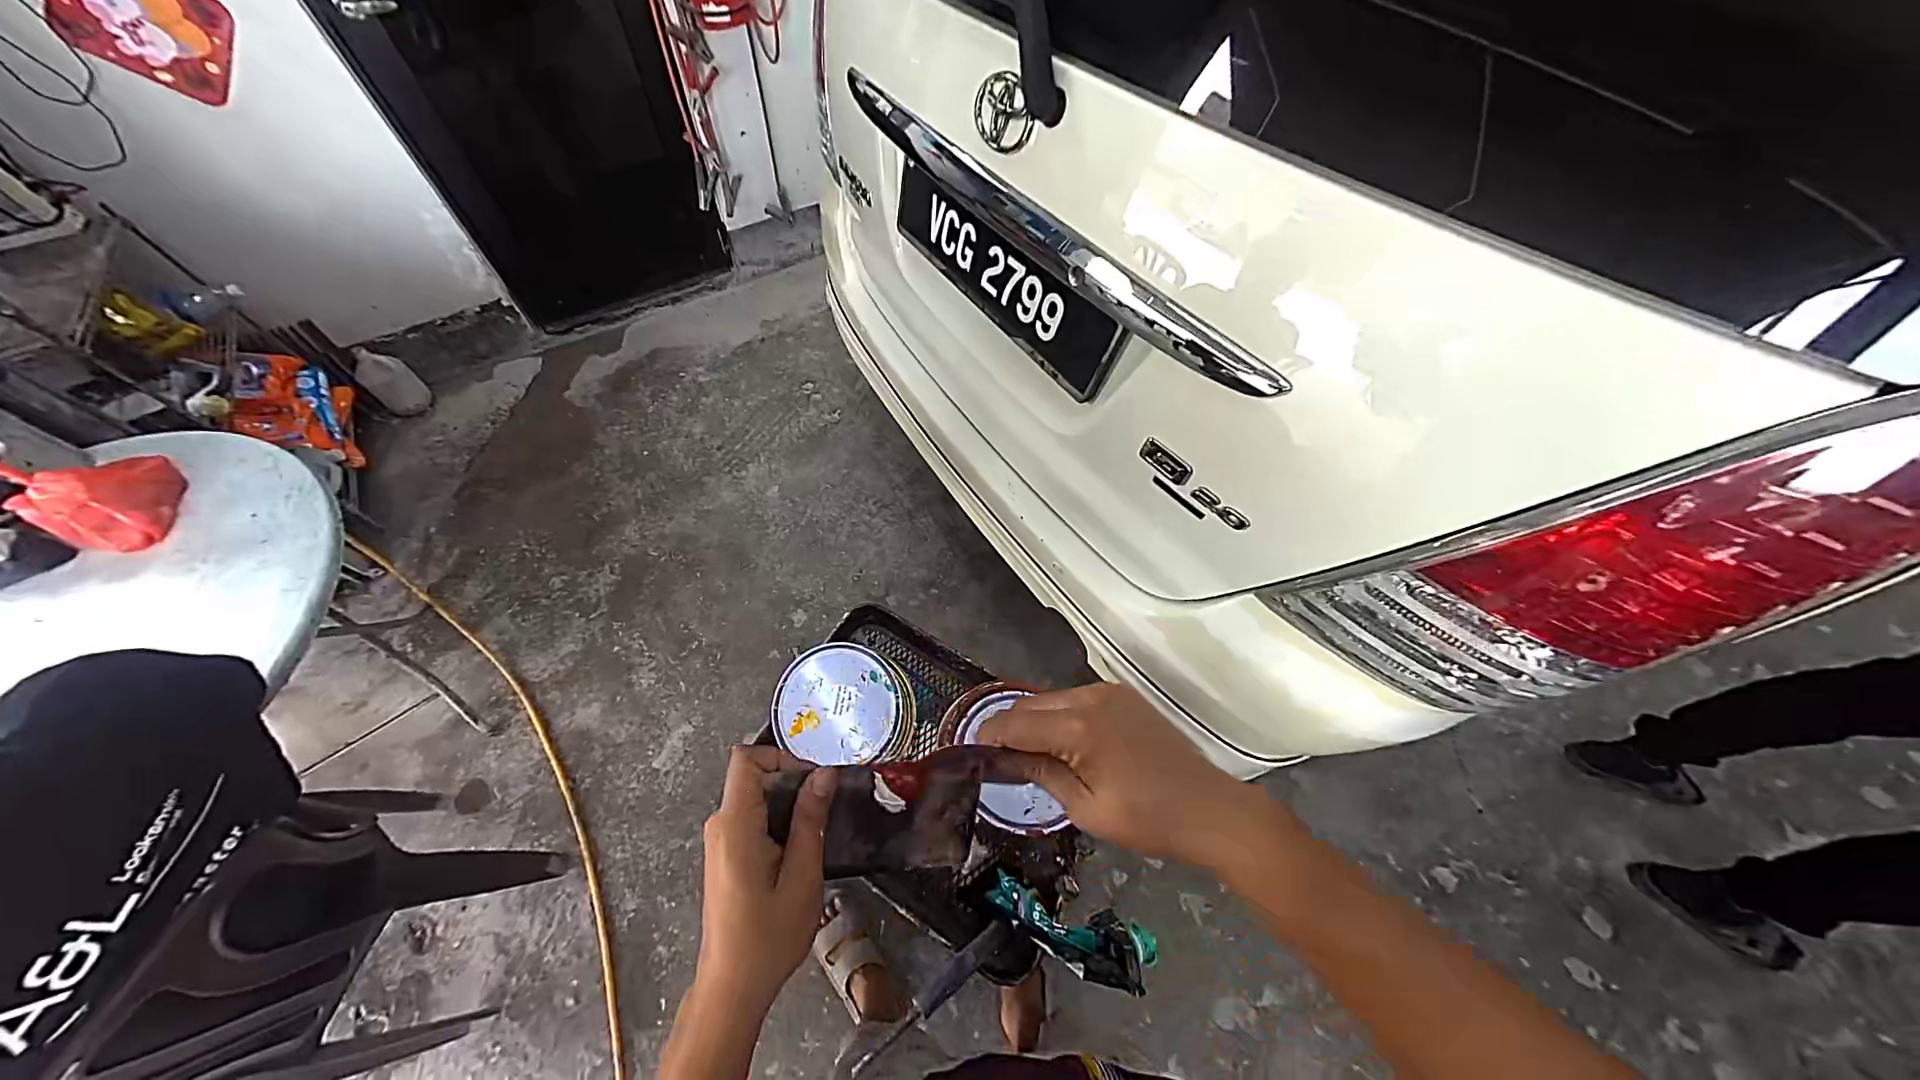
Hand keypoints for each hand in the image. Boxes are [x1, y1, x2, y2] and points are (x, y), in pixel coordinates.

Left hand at [693, 746, 835, 1009]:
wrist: (733, 985)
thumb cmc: (768, 935)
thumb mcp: (802, 875)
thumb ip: (811, 819)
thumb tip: (823, 774)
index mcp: (735, 824)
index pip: (746, 758)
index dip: (780, 756)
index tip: (812, 777)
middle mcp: (721, 825)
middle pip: (753, 775)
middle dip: (792, 780)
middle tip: (826, 803)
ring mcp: (720, 840)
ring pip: (756, 797)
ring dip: (789, 803)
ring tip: (818, 827)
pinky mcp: (726, 854)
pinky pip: (753, 818)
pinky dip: (779, 820)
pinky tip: (801, 848)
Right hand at [978, 682, 1301, 873]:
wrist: (1210, 809)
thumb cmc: (1148, 819)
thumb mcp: (1086, 807)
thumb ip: (1041, 773)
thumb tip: (1003, 759)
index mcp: (1078, 726)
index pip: (1014, 723)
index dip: (987, 737)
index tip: (970, 753)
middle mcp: (1089, 696)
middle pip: (1029, 704)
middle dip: (1007, 728)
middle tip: (994, 758)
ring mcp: (1109, 692)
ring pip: (1051, 698)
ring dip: (1033, 720)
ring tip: (1025, 752)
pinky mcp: (1123, 695)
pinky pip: (1076, 698)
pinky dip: (1059, 715)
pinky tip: (1060, 741)